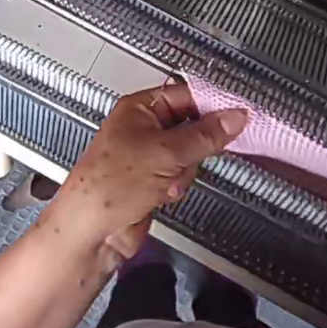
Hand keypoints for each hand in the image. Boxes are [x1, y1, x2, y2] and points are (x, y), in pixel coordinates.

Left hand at [43, 83, 247, 269]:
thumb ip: (206, 135)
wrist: (91, 233)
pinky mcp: (152, 180)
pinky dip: (177, 186)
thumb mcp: (166, 153)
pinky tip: (162, 195)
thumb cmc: (109, 185)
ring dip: (183, 171)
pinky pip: (181, 175)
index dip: (212, 104)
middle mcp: (143, 128)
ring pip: (190, 154)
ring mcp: (147, 155)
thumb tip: (235, 117)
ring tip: (166, 181)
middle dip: (193, 147)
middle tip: (185, 157)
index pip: (186, 94)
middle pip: (192, 126)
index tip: (236, 115)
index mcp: (139, 108)